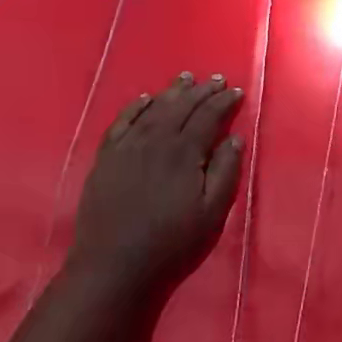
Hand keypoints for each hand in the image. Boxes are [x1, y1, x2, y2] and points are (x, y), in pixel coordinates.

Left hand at [68, 72, 245, 296]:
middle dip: (201, 91)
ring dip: (171, 91)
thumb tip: (235, 137)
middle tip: (215, 79)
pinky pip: (123, 120)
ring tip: (185, 78)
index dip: (223, 102)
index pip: (207, 116)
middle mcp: (155, 138)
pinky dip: (136, 105)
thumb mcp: (211, 215)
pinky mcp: (107, 154)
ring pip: (153, 108)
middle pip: (181, 106)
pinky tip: (145, 98)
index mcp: (184, 151)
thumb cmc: (169, 243)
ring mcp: (128, 144)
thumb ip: (225, 172)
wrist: (113, 262)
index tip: (235, 91)